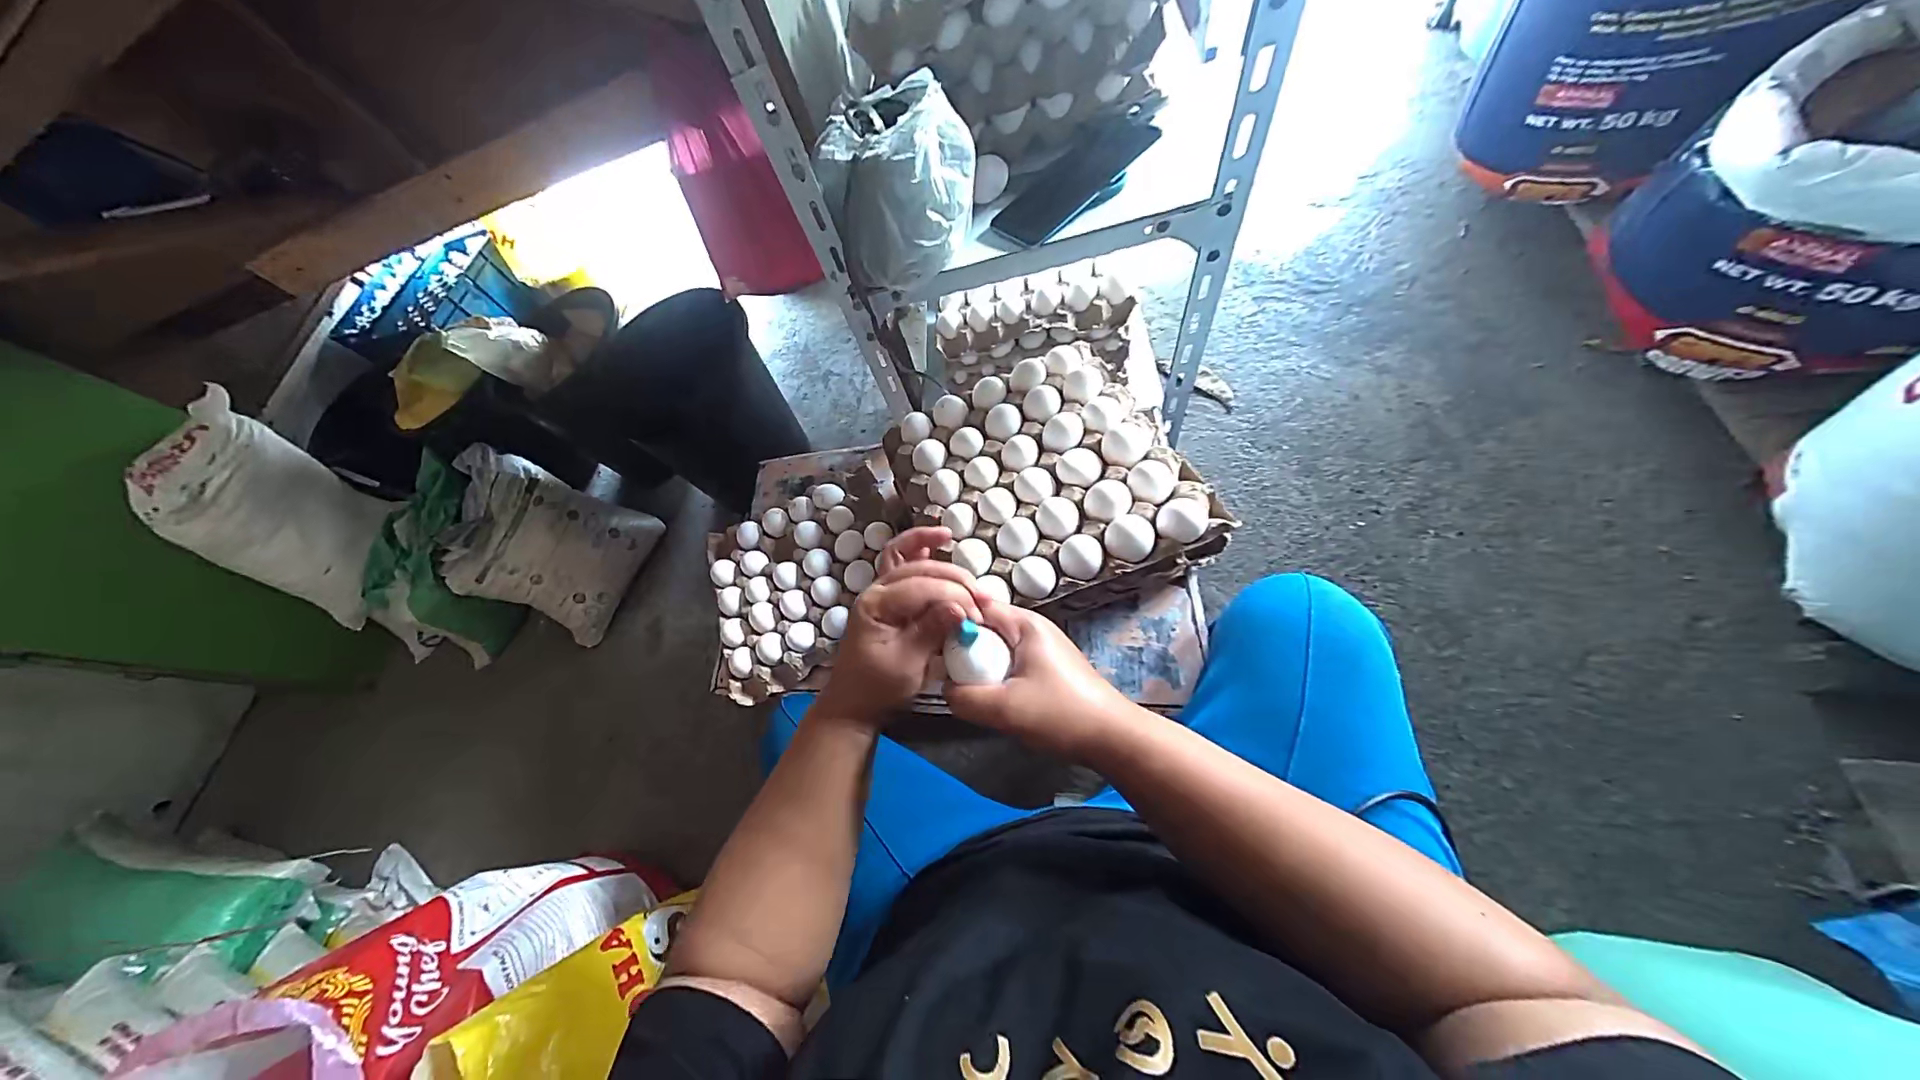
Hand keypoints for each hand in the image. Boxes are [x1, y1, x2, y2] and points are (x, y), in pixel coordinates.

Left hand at [815, 527, 985, 725]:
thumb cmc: (878, 688)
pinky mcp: (890, 598)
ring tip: (955, 547)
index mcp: (876, 605)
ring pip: (907, 557)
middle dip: (953, 579)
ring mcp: (881, 591)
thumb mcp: (908, 665)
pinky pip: (903, 564)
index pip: (921, 587)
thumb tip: (961, 608)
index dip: (954, 597)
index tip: (976, 617)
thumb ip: (932, 632)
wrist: (854, 705)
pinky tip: (937, 540)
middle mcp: (876, 591)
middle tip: (980, 600)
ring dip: (933, 551)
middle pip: (918, 568)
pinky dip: (919, 548)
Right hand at [942, 598, 1143, 761]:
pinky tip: (998, 703)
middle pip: (983, 628)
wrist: (1112, 738)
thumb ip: (963, 697)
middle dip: (965, 652)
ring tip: (976, 694)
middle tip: (954, 679)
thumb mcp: (1003, 708)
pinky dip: (997, 680)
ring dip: (981, 670)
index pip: (975, 606)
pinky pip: (1008, 665)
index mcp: (1025, 624)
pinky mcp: (1044, 668)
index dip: (951, 623)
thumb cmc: (1062, 715)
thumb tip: (945, 690)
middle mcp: (1032, 628)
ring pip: (994, 650)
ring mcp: (1040, 648)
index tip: (935, 649)